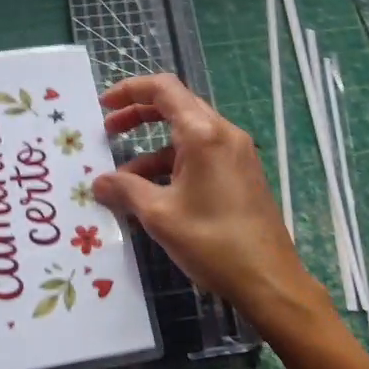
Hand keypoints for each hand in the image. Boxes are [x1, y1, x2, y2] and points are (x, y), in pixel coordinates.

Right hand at [93, 74, 327, 333]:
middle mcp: (224, 134)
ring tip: (123, 179)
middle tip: (109, 133)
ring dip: (154, 149)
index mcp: (204, 134)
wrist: (268, 279)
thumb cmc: (212, 242)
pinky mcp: (242, 175)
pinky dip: (174, 165)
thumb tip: (100, 183)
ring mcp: (237, 154)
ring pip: (188, 136)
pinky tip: (154, 195)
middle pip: (177, 108)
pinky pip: (202, 157)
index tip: (103, 106)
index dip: (129, 90)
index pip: (164, 89)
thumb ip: (126, 191)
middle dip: (139, 116)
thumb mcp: (160, 215)